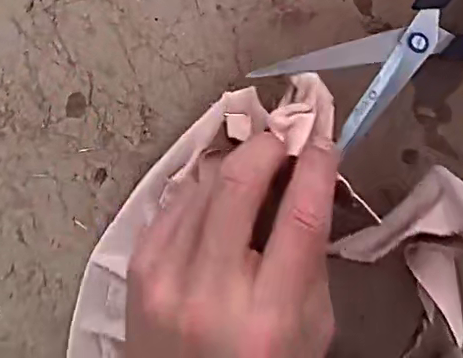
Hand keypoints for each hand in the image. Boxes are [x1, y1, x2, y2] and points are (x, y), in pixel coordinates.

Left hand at [125, 134, 337, 357]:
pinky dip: (207, 187)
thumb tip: (310, 168)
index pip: (300, 216)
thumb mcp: (312, 322)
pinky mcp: (139, 271)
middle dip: (269, 146)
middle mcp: (210, 297)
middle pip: (240, 183)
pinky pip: (179, 198)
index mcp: (268, 320)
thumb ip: (312, 248)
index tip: (324, 140)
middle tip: (285, 141)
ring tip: (256, 170)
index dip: (316, 165)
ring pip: (207, 181)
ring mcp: (165, 281)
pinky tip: (221, 202)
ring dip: (239, 163)